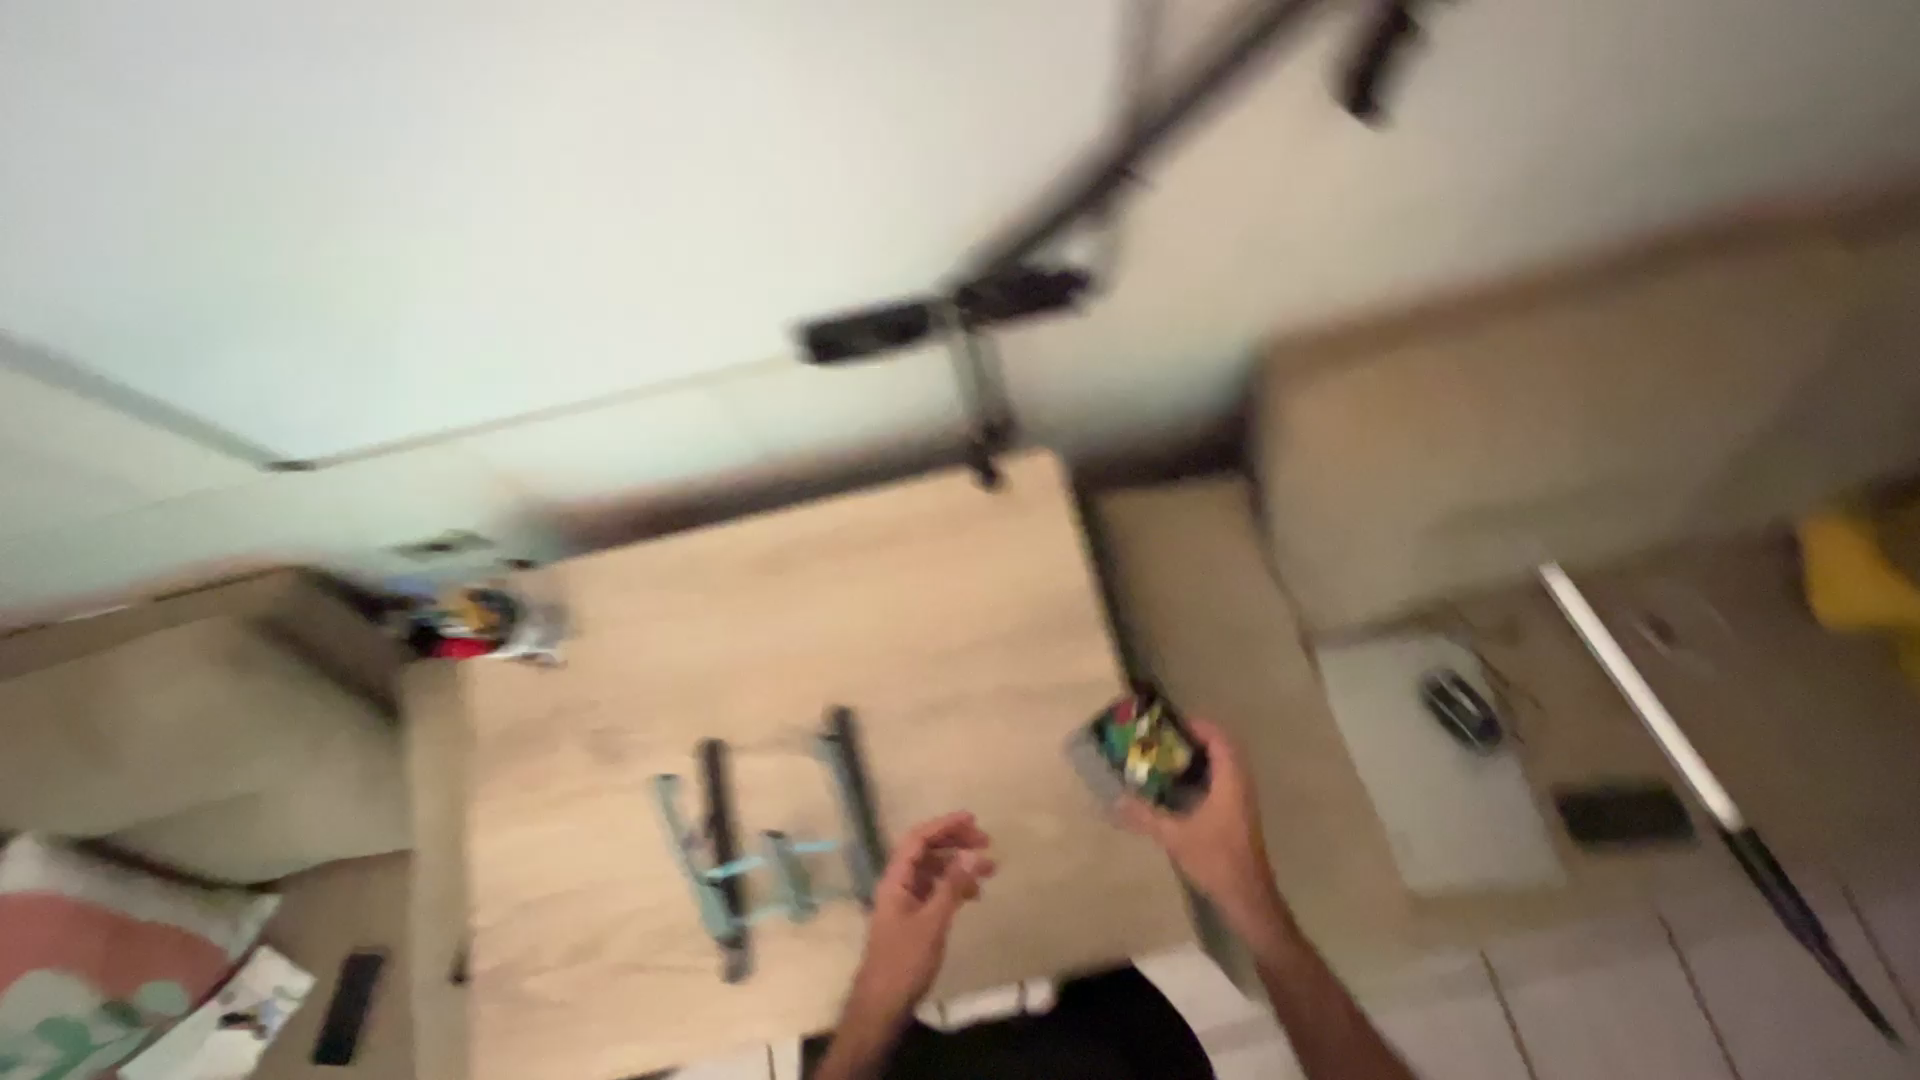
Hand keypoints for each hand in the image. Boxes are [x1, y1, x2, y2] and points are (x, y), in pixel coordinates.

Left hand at [846, 811, 995, 1021]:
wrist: (881, 1005)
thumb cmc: (904, 962)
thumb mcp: (932, 923)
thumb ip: (952, 887)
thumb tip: (972, 854)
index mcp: (895, 879)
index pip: (918, 839)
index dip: (943, 825)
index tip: (971, 819)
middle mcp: (897, 884)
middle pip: (926, 851)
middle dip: (955, 842)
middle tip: (986, 843)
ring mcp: (904, 901)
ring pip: (932, 870)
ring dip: (958, 865)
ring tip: (989, 869)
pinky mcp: (912, 918)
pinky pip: (934, 890)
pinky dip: (954, 886)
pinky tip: (973, 894)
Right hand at [1115, 718, 1282, 929]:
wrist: (1248, 898)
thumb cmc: (1216, 860)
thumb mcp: (1175, 837)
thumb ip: (1145, 816)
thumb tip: (1115, 800)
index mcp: (1231, 781)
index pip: (1220, 739)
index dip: (1199, 726)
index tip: (1171, 724)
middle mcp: (1241, 785)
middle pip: (1224, 748)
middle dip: (1196, 739)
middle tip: (1166, 739)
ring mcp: (1243, 801)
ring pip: (1225, 765)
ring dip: (1201, 757)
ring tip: (1168, 758)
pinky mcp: (1239, 815)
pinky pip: (1224, 781)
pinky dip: (1205, 775)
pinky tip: (1180, 788)